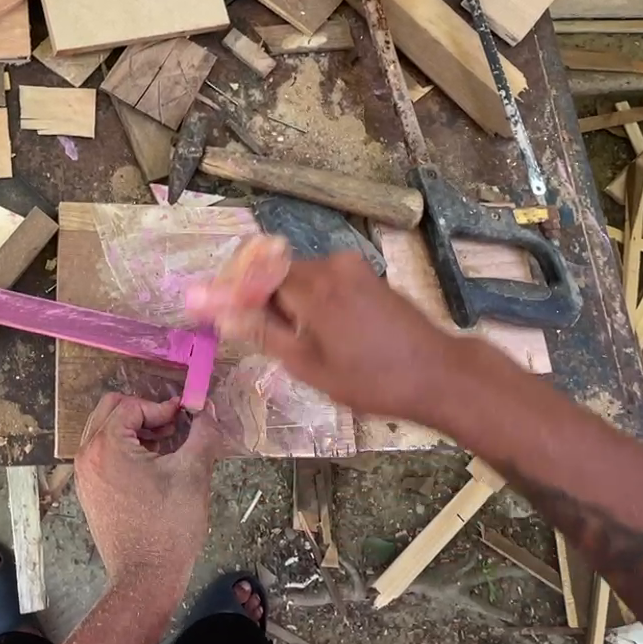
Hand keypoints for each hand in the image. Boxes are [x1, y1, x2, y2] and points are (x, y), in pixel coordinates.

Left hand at [75, 393, 224, 589]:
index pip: (132, 405)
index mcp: (106, 446)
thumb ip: (202, 433)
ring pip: (105, 429)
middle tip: (172, 427)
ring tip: (165, 445)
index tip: (184, 418)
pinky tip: (151, 464)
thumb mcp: (193, 474)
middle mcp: (87, 454)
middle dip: (144, 412)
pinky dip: (124, 447)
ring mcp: (84, 474)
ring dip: (134, 429)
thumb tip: (208, 409)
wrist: (145, 579)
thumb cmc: (169, 527)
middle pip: (111, 410)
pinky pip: (102, 452)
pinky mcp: (89, 490)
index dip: (161, 407)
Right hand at [185, 235, 462, 420]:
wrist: (442, 375)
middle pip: (274, 271)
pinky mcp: (366, 275)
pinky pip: (322, 280)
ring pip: (298, 277)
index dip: (226, 289)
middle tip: (254, 334)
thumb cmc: (372, 379)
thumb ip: (260, 331)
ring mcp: (352, 267)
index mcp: (313, 285)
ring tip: (295, 341)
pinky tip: (320, 333)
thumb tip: (216, 311)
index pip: (252, 272)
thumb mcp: (308, 364)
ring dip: (285, 302)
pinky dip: (309, 300)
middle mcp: (330, 265)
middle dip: (257, 298)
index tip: (200, 302)